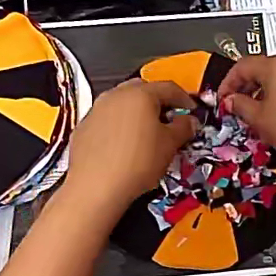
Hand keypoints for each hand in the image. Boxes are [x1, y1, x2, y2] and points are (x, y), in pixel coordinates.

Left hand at [59, 79, 197, 218]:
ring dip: (136, 113)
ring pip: (122, 103)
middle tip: (170, 118)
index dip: (184, 99)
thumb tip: (188, 121)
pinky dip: (119, 126)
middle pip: (143, 90)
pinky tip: (124, 146)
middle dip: (158, 101)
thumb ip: (183, 128)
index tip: (192, 111)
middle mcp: (115, 95)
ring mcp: (96, 110)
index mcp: (141, 94)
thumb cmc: (138, 162)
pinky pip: (107, 120)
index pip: (169, 88)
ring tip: (147, 133)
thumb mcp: (170, 145)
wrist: (95, 188)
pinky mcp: (83, 128)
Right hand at [217, 56, 275, 168]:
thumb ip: (240, 106)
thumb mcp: (259, 119)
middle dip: (246, 88)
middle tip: (237, 107)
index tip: (223, 98)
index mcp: (275, 65)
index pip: (242, 65)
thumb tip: (233, 101)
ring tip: (257, 117)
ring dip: (263, 94)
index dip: (228, 82)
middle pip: (262, 69)